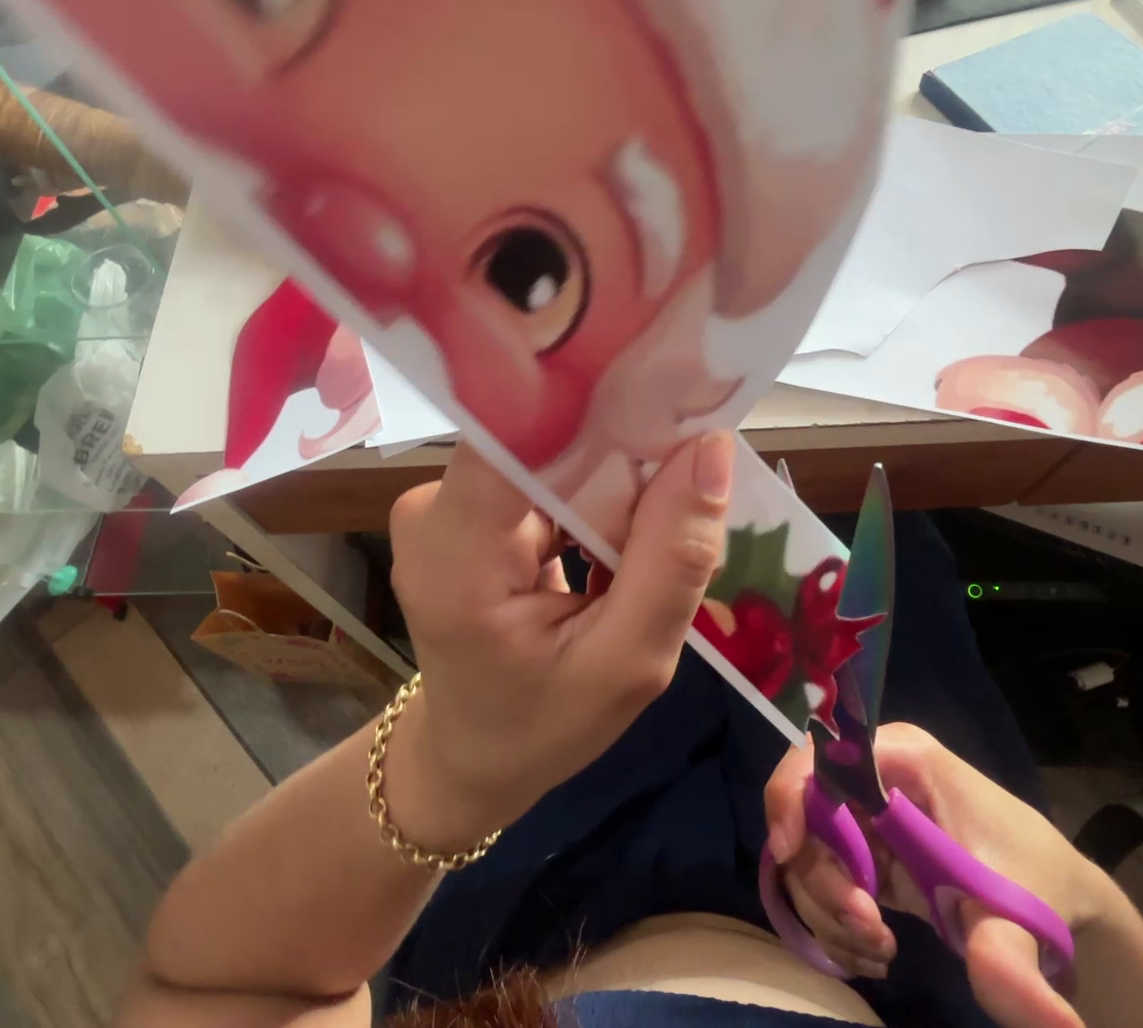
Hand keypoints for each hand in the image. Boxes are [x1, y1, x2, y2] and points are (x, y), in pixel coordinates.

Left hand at [384, 432, 733, 842]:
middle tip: (696, 466)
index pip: (519, 435)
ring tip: (666, 507)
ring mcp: (440, 504)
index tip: (678, 389)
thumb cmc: (544, 726)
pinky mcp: (461, 507)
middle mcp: (432, 511)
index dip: (598, 403)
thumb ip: (673, 561)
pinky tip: (627, 522)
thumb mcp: (628, 663)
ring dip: (613, 476)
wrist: (472, 752)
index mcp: (455, 556)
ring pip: (547, 452)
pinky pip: (540, 471)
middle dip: (624, 450)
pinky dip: (591, 492)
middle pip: (541, 440)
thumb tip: (711, 448)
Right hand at [766, 724, 1120, 1027]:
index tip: (789, 852)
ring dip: (829, 911)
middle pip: (804, 815)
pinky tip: (872, 951)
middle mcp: (867, 775)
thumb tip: (1048, 1026)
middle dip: (824, 881)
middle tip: (869, 927)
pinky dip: (832, 924)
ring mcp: (858, 813)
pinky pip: (815, 881)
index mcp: (901, 757)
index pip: (819, 757)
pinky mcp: (855, 850)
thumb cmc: (1032, 881)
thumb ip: (1006, 958)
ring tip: (881, 949)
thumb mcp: (1016, 915)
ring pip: (803, 855)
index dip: (790, 796)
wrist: (1048, 902)